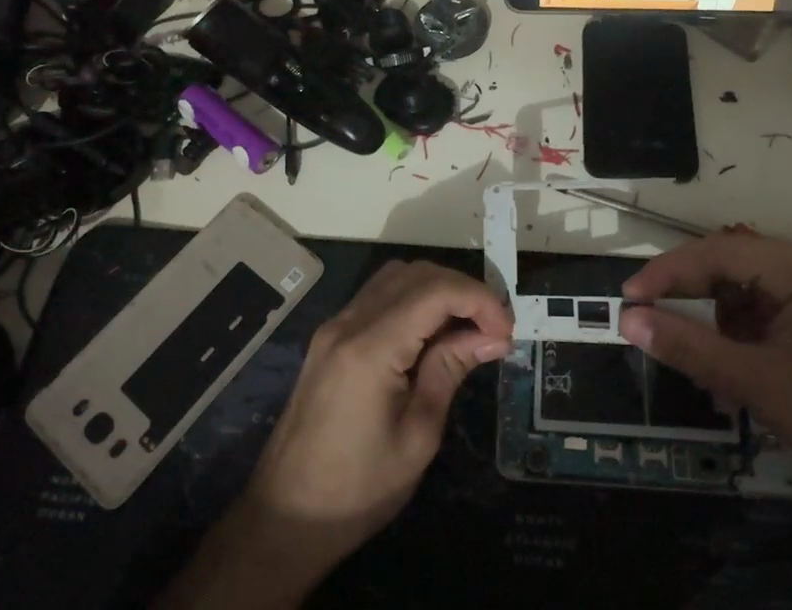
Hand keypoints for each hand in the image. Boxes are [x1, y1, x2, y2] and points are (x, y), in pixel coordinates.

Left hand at [240, 260, 511, 569]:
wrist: (285, 517)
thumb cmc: (358, 489)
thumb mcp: (418, 436)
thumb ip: (449, 372)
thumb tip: (491, 338)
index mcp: (370, 348)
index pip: (435, 291)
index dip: (479, 301)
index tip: (506, 334)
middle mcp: (347, 324)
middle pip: (415, 274)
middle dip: (463, 291)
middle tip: (493, 331)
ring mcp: (333, 329)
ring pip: (394, 279)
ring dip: (437, 291)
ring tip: (468, 330)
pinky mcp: (328, 341)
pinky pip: (376, 299)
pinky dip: (412, 302)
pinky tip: (433, 336)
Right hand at [619, 233, 791, 496]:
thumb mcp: (758, 382)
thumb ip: (690, 347)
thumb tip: (628, 321)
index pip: (715, 253)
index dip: (665, 274)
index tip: (626, 302)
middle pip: (729, 267)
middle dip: (689, 300)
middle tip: (648, 328)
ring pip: (744, 290)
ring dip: (717, 324)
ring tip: (703, 368)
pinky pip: (767, 308)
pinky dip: (743, 335)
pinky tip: (737, 372)